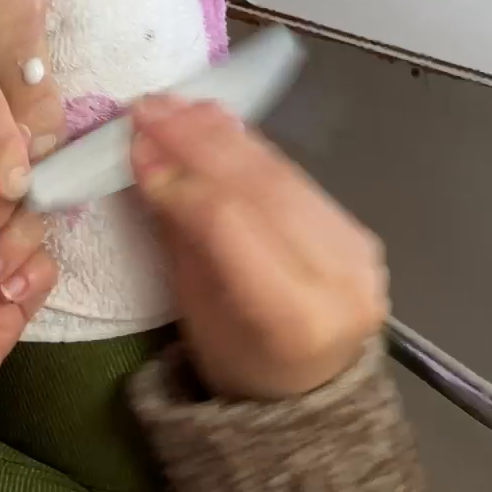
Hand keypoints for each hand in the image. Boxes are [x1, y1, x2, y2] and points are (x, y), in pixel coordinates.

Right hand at [129, 96, 388, 400]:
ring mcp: (355, 249)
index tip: (135, 145)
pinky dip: (246, 143)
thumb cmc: (232, 352)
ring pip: (277, 171)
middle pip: (259, 186)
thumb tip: (147, 153)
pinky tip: (210, 119)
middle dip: (194, 139)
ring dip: (218, 131)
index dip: (179, 177)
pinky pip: (292, 173)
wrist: (306, 386)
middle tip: (147, 108)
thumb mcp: (191, 300)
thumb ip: (176, 223)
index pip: (229, 222)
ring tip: (172, 106)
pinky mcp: (355, 228)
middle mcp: (337, 278)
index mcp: (292, 315)